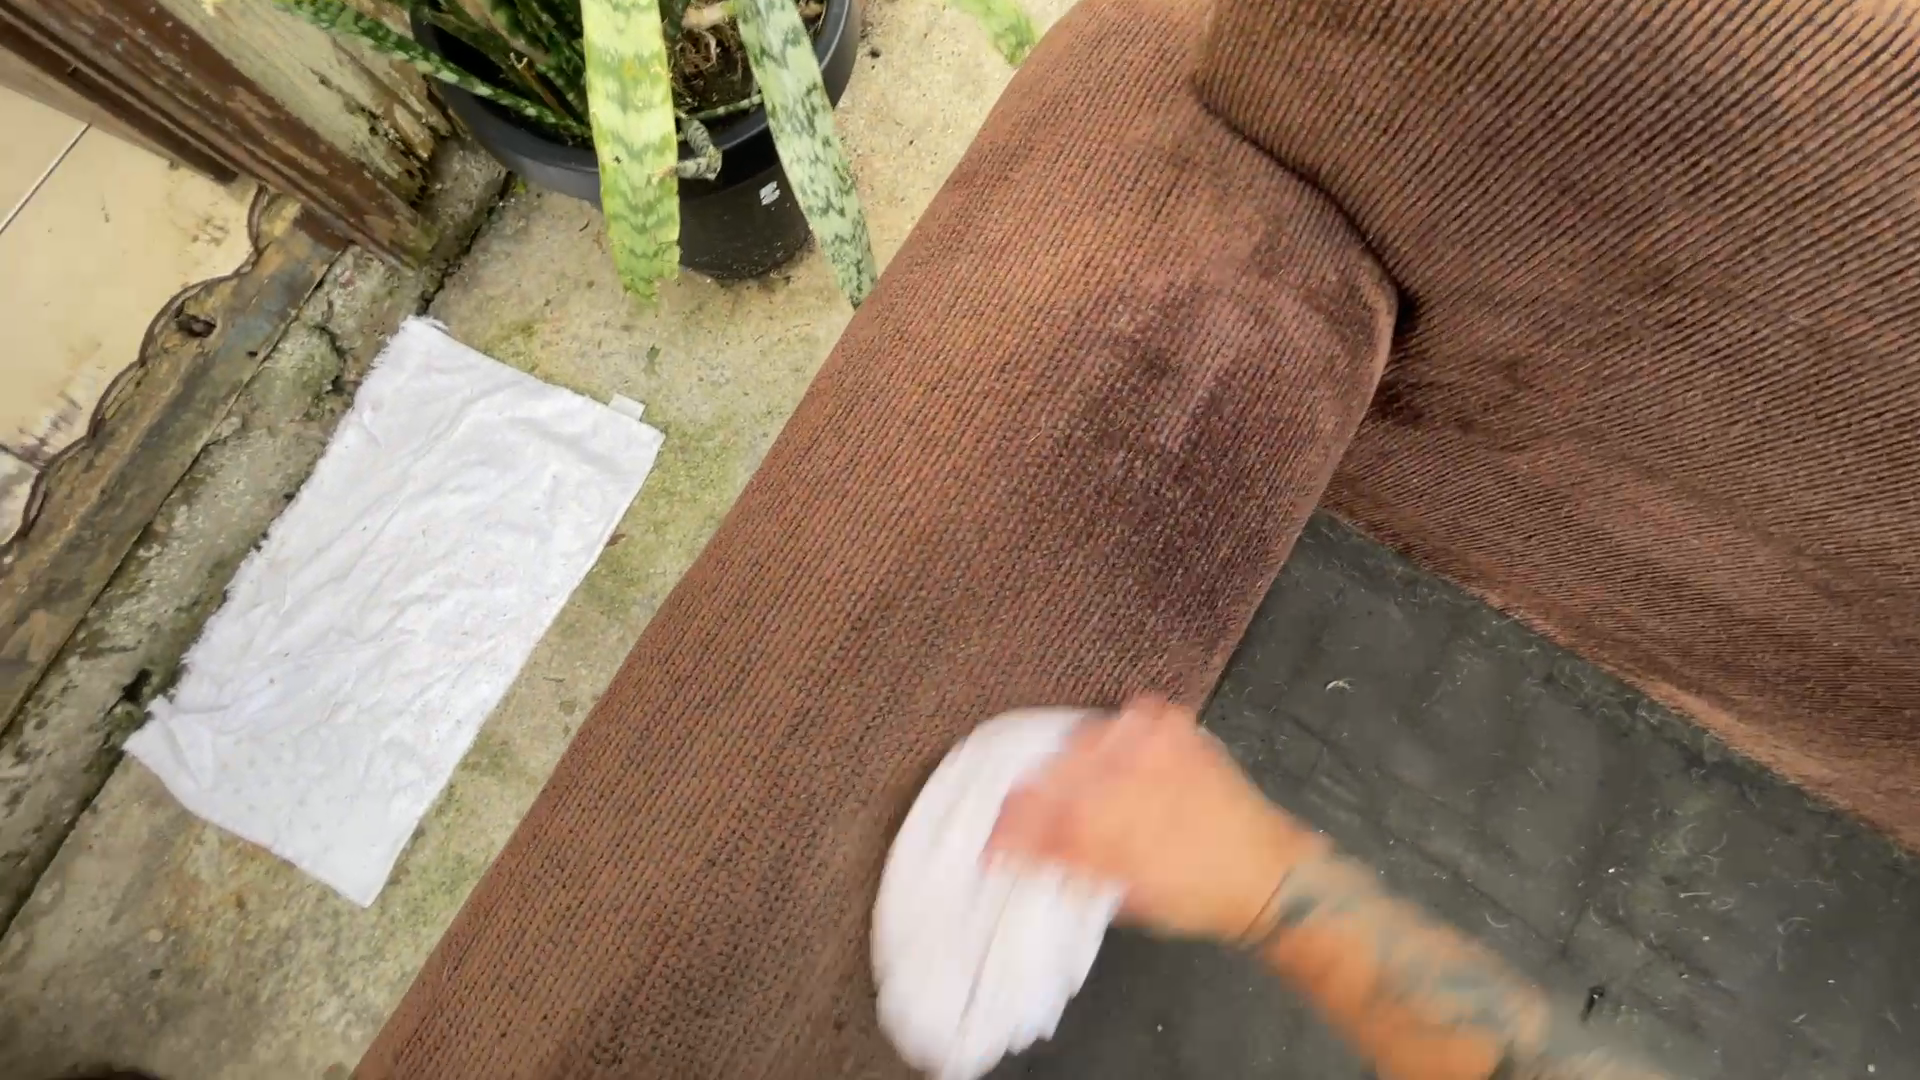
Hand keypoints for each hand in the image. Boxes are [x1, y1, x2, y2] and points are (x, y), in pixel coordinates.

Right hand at [986, 694, 1324, 941]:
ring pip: (1085, 737)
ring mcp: (1152, 740)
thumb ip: (1066, 861)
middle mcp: (1124, 772)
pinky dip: (1118, 733)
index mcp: (1106, 822)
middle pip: (1054, 768)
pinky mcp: (1175, 725)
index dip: (1008, 824)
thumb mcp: (1123, 894)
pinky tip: (1122, 756)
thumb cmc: (1193, 895)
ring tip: (1084, 783)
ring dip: (1075, 760)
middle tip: (1033, 808)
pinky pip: (1129, 715)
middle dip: (1035, 790)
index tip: (994, 835)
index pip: (1035, 812)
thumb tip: (1014, 849)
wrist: (1266, 872)